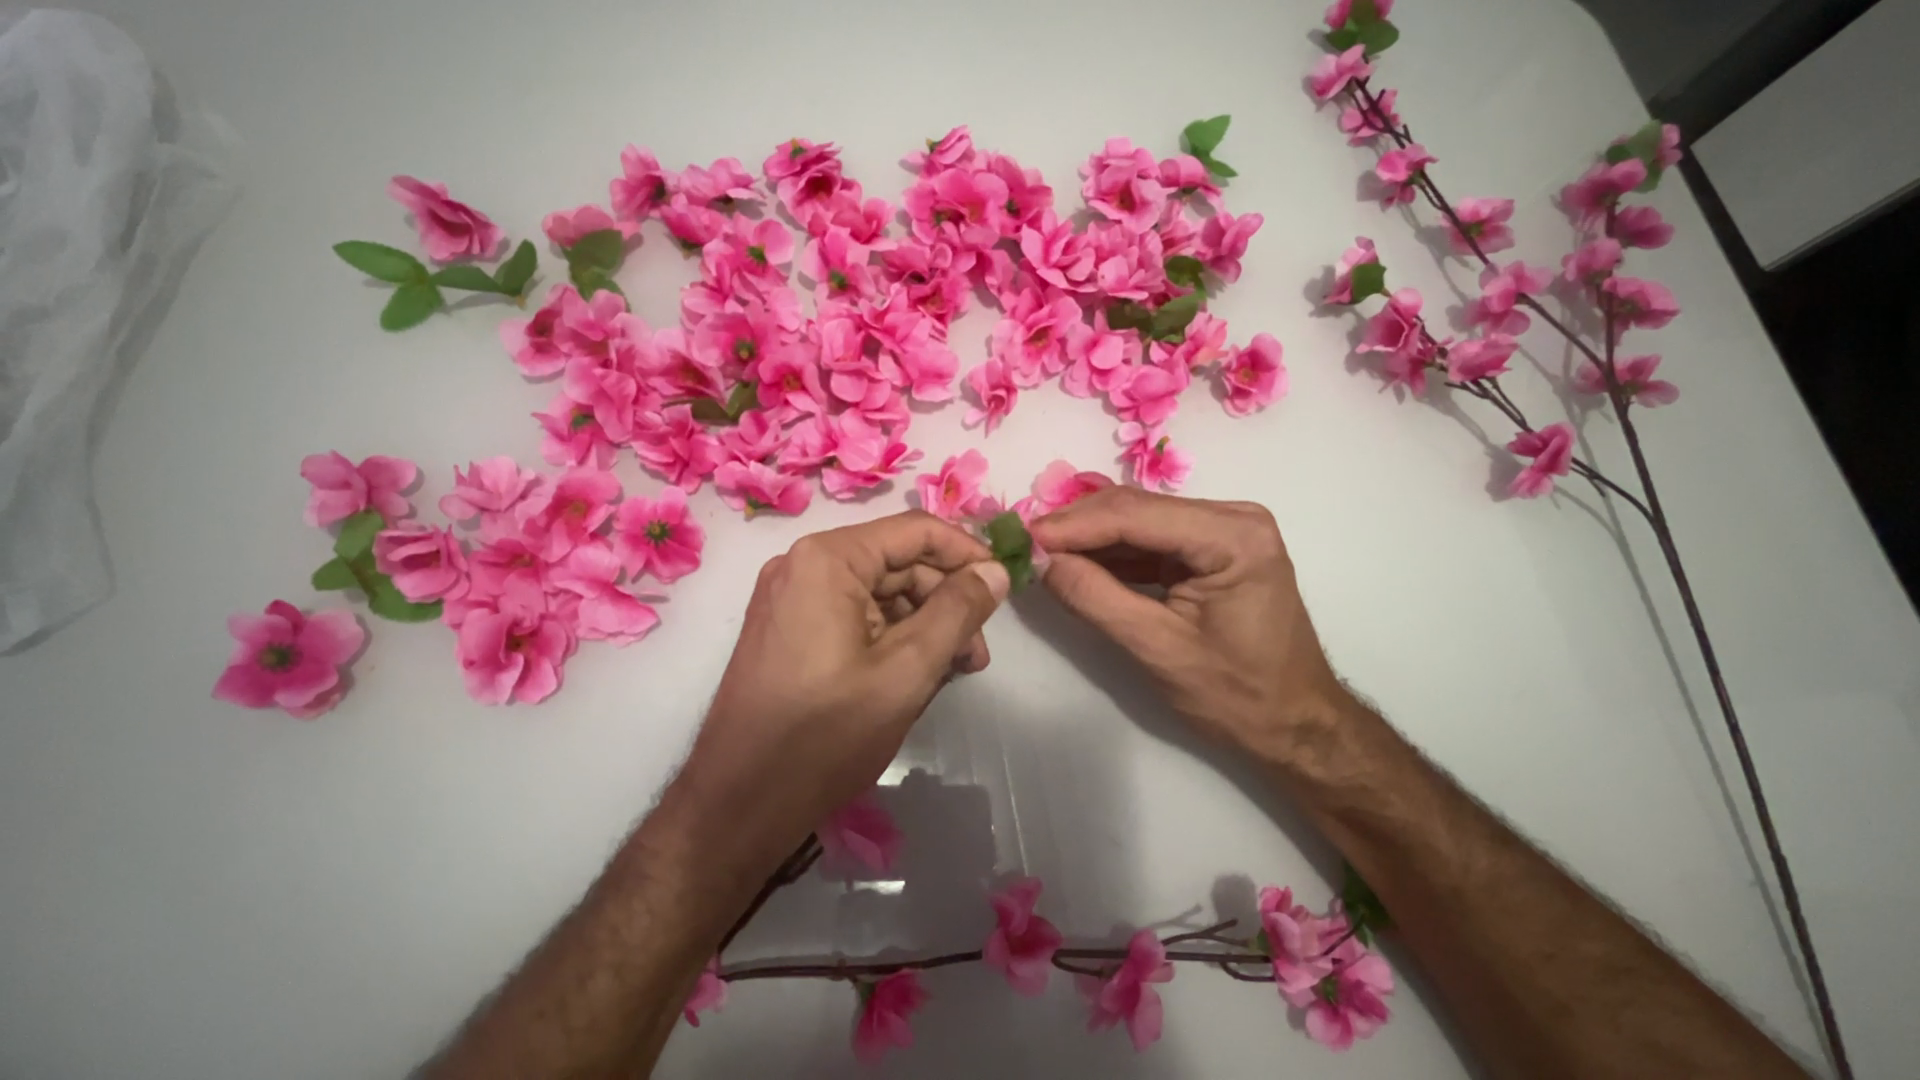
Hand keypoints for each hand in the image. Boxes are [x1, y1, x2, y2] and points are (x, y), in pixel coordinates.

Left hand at [680, 511, 1009, 855]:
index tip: (1005, 588)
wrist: (740, 801)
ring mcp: (791, 600)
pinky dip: (891, 639)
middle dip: (945, 600)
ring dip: (923, 624)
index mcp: (827, 559)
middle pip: (897, 562)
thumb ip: (958, 611)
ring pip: (878, 594)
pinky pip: (854, 618)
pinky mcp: (788, 633)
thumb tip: (995, 570)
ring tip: (953, 671)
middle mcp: (803, 566)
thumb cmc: (827, 733)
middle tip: (977, 653)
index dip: (968, 554)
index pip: (916, 531)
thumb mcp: (907, 670)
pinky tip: (916, 676)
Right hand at [1031, 487, 1343, 756]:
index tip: (1020, 538)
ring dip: (1089, 539)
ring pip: (1139, 522)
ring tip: (1038, 553)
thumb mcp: (1158, 651)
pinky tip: (1075, 563)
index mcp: (1232, 536)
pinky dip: (1113, 554)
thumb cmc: (1238, 696)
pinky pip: (1152, 542)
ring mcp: (1225, 531)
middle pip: (1135, 509)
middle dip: (1076, 527)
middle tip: (1022, 544)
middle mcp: (1233, 517)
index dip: (1071, 525)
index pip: (1134, 515)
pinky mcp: (1214, 549)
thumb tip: (1038, 560)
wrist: (1296, 724)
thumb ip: (1095, 599)